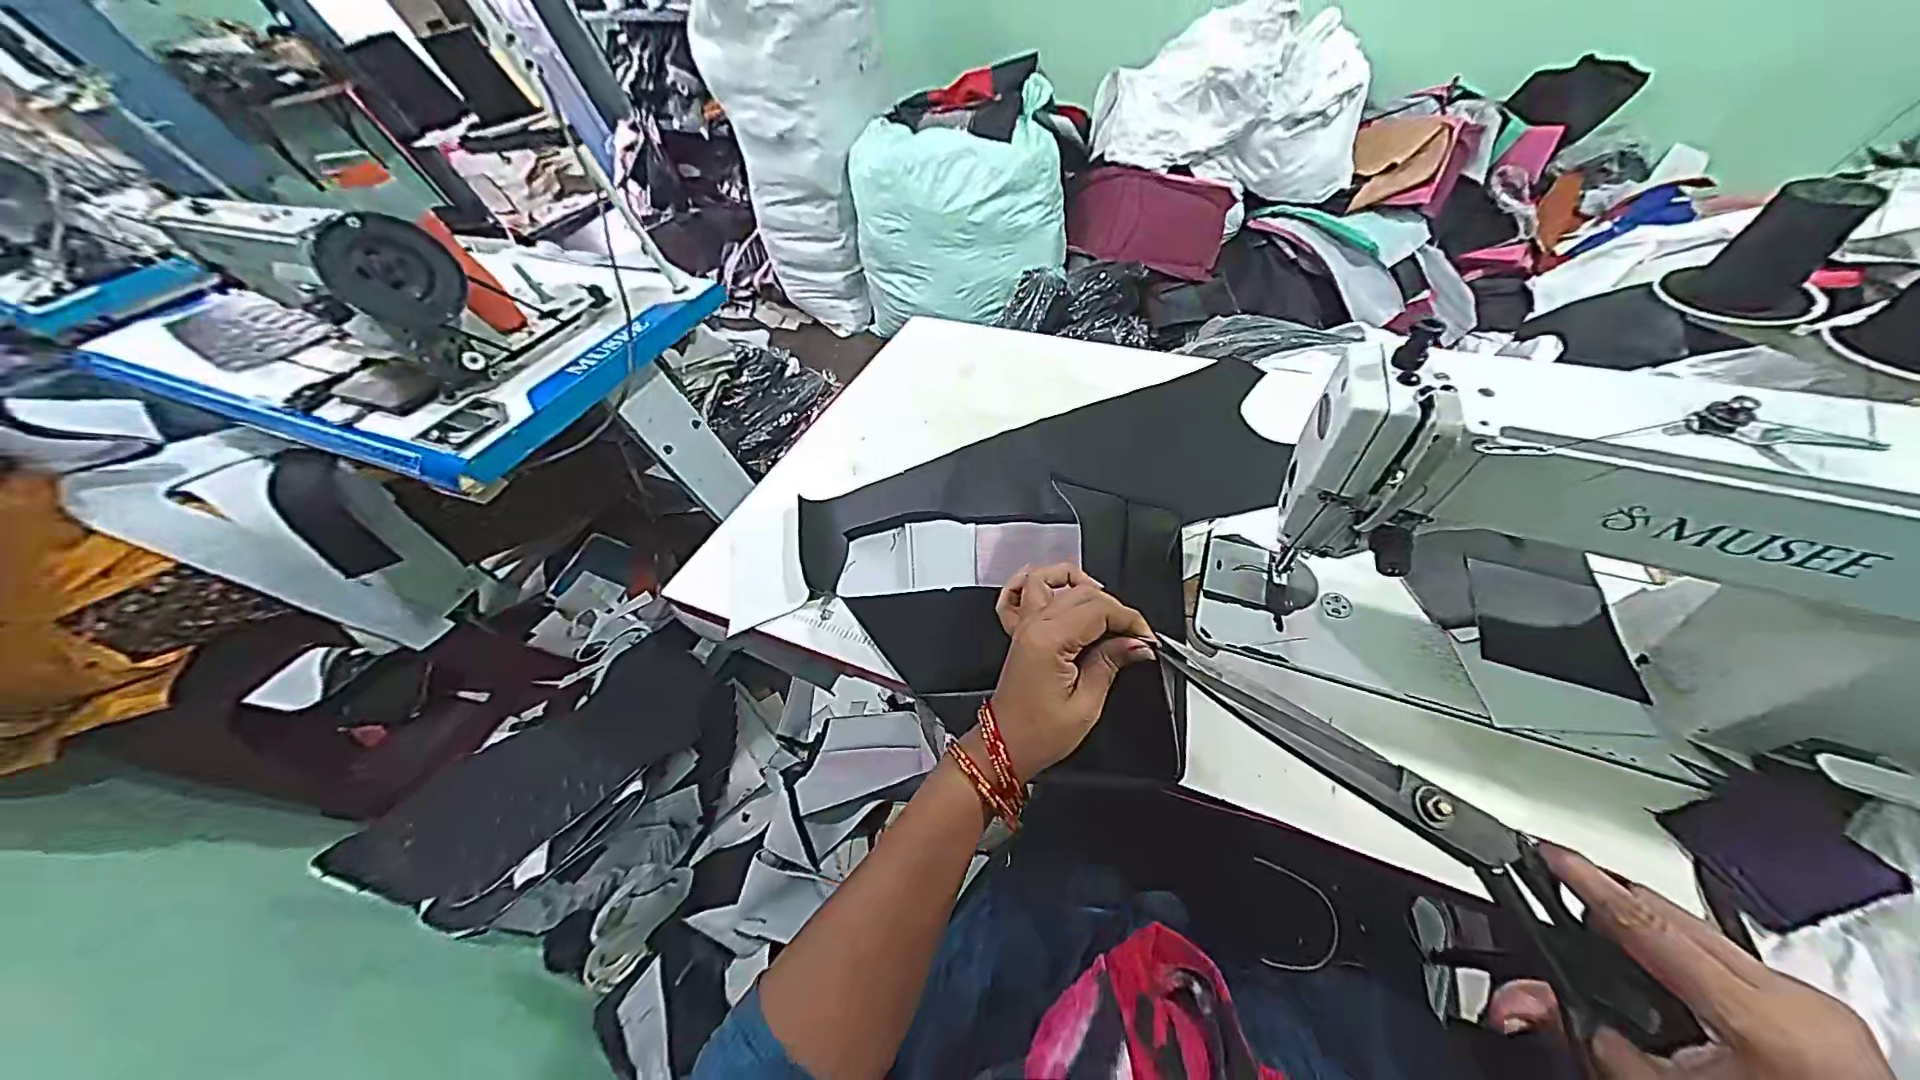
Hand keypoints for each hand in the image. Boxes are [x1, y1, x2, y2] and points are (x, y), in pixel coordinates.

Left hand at [985, 565, 1155, 781]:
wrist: (1004, 745)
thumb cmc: (1036, 733)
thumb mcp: (1086, 705)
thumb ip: (1110, 663)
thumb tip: (1136, 644)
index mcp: (1048, 641)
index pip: (1099, 609)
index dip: (1130, 620)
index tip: (1146, 639)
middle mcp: (1033, 626)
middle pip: (1081, 593)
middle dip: (1116, 608)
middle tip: (1135, 635)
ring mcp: (1024, 626)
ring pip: (1053, 582)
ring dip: (1082, 585)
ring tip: (1106, 605)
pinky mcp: (1022, 632)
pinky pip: (1028, 593)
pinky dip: (1047, 584)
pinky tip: (1065, 591)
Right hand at [1486, 844, 1892, 1079]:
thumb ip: (1582, 1035)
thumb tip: (1523, 995)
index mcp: (1764, 1024)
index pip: (1648, 924)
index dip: (1588, 881)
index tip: (1551, 852)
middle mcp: (1802, 1005)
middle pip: (1677, 918)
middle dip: (1611, 897)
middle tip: (1561, 879)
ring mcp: (1822, 1009)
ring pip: (1707, 934)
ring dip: (1649, 925)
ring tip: (1604, 924)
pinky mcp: (1829, 1018)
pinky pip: (1740, 961)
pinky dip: (1689, 954)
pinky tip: (1662, 966)